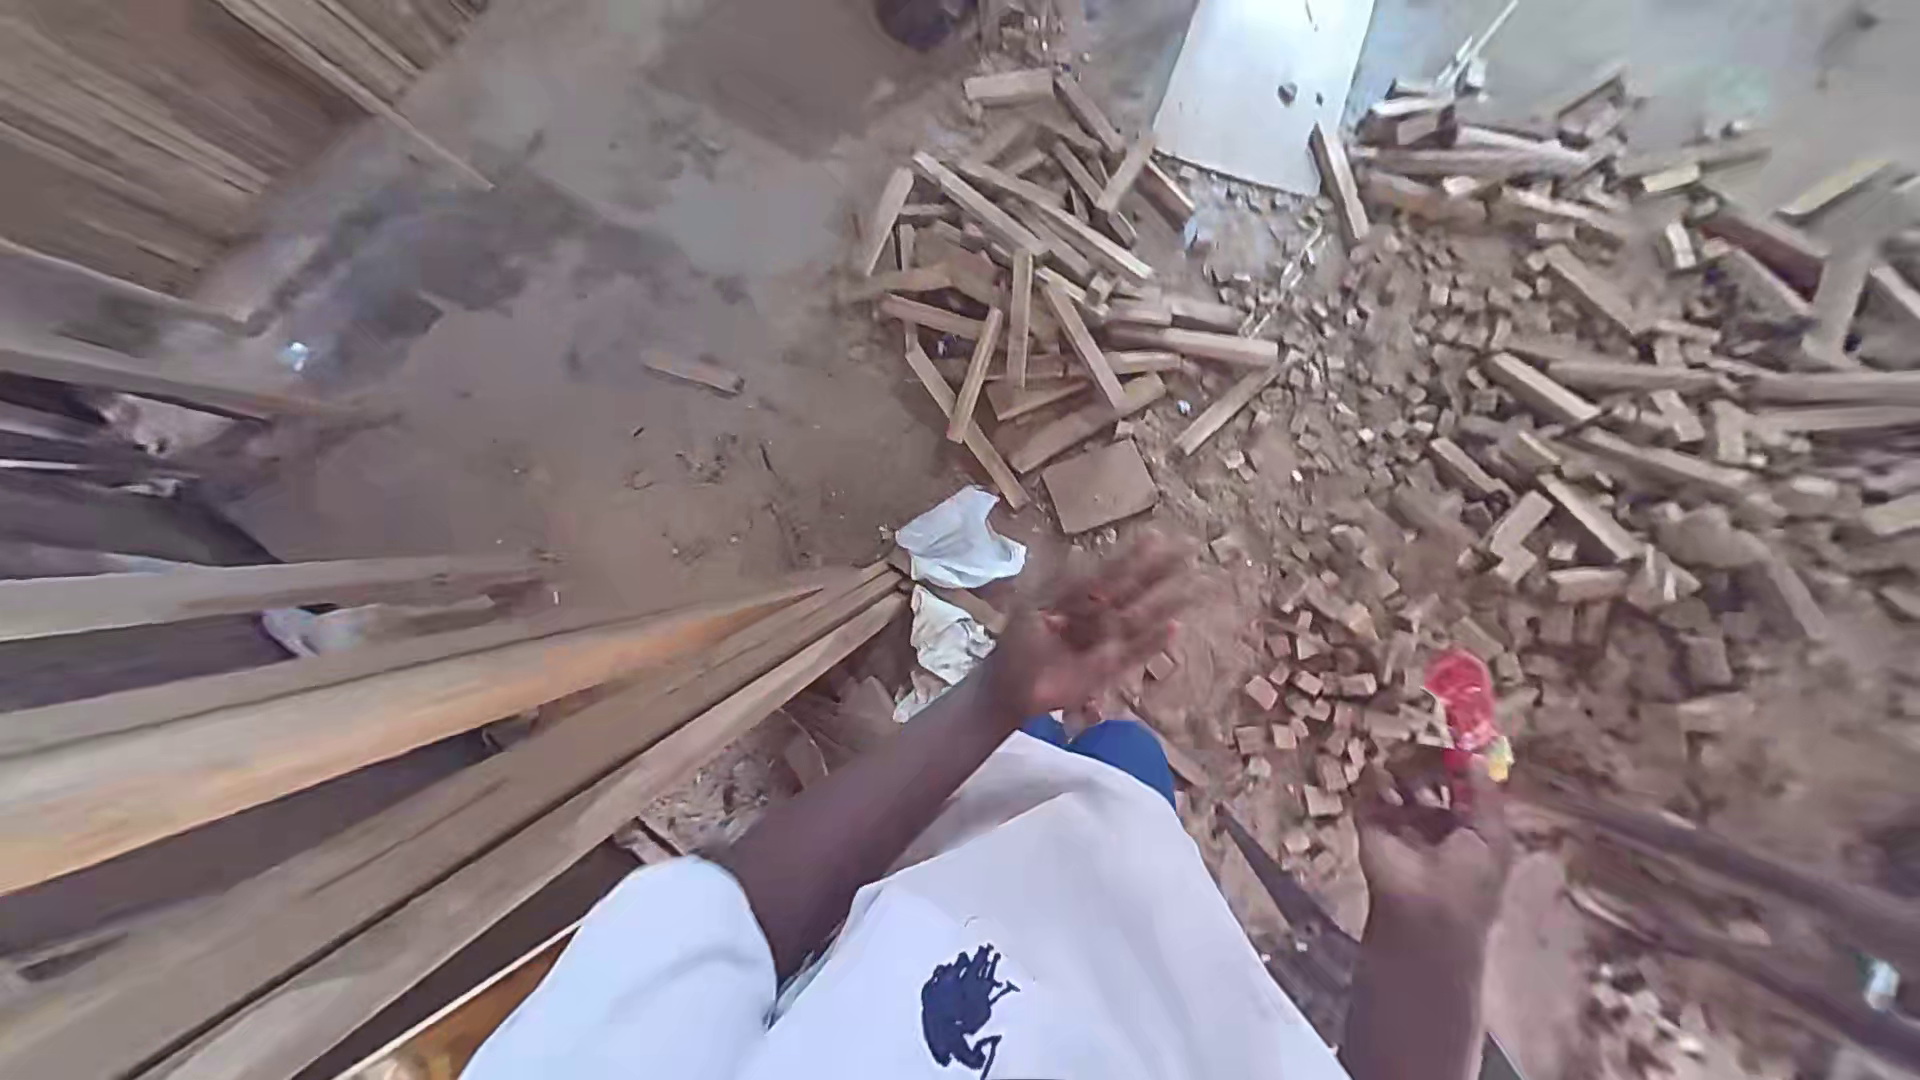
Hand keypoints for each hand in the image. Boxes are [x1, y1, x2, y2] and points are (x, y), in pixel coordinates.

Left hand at [977, 535, 1189, 719]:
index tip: (1157, 538)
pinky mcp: (1108, 669)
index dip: (1132, 557)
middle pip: (1132, 591)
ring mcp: (1105, 642)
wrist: (1010, 687)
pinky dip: (1153, 642)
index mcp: (1078, 598)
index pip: (1110, 573)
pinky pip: (1135, 653)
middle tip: (1186, 551)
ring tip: (1192, 588)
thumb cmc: (1018, 645)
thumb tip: (1079, 553)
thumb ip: (1061, 587)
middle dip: (1157, 573)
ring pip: (1139, 618)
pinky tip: (1175, 627)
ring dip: (1165, 604)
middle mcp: (1097, 616)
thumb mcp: (1035, 607)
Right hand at [1355, 761, 1513, 941]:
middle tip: (1422, 743)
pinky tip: (1385, 782)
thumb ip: (1485, 796)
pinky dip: (1373, 780)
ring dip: (1399, 769)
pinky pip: (1366, 790)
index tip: (1452, 736)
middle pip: (1423, 777)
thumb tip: (1475, 755)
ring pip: (1394, 779)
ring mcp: (1396, 817)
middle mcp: (1429, 817)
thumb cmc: (1469, 879)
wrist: (1424, 909)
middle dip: (1424, 762)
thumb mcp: (1491, 837)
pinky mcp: (1367, 818)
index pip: (1458, 784)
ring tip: (1403, 767)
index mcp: (1463, 824)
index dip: (1456, 763)